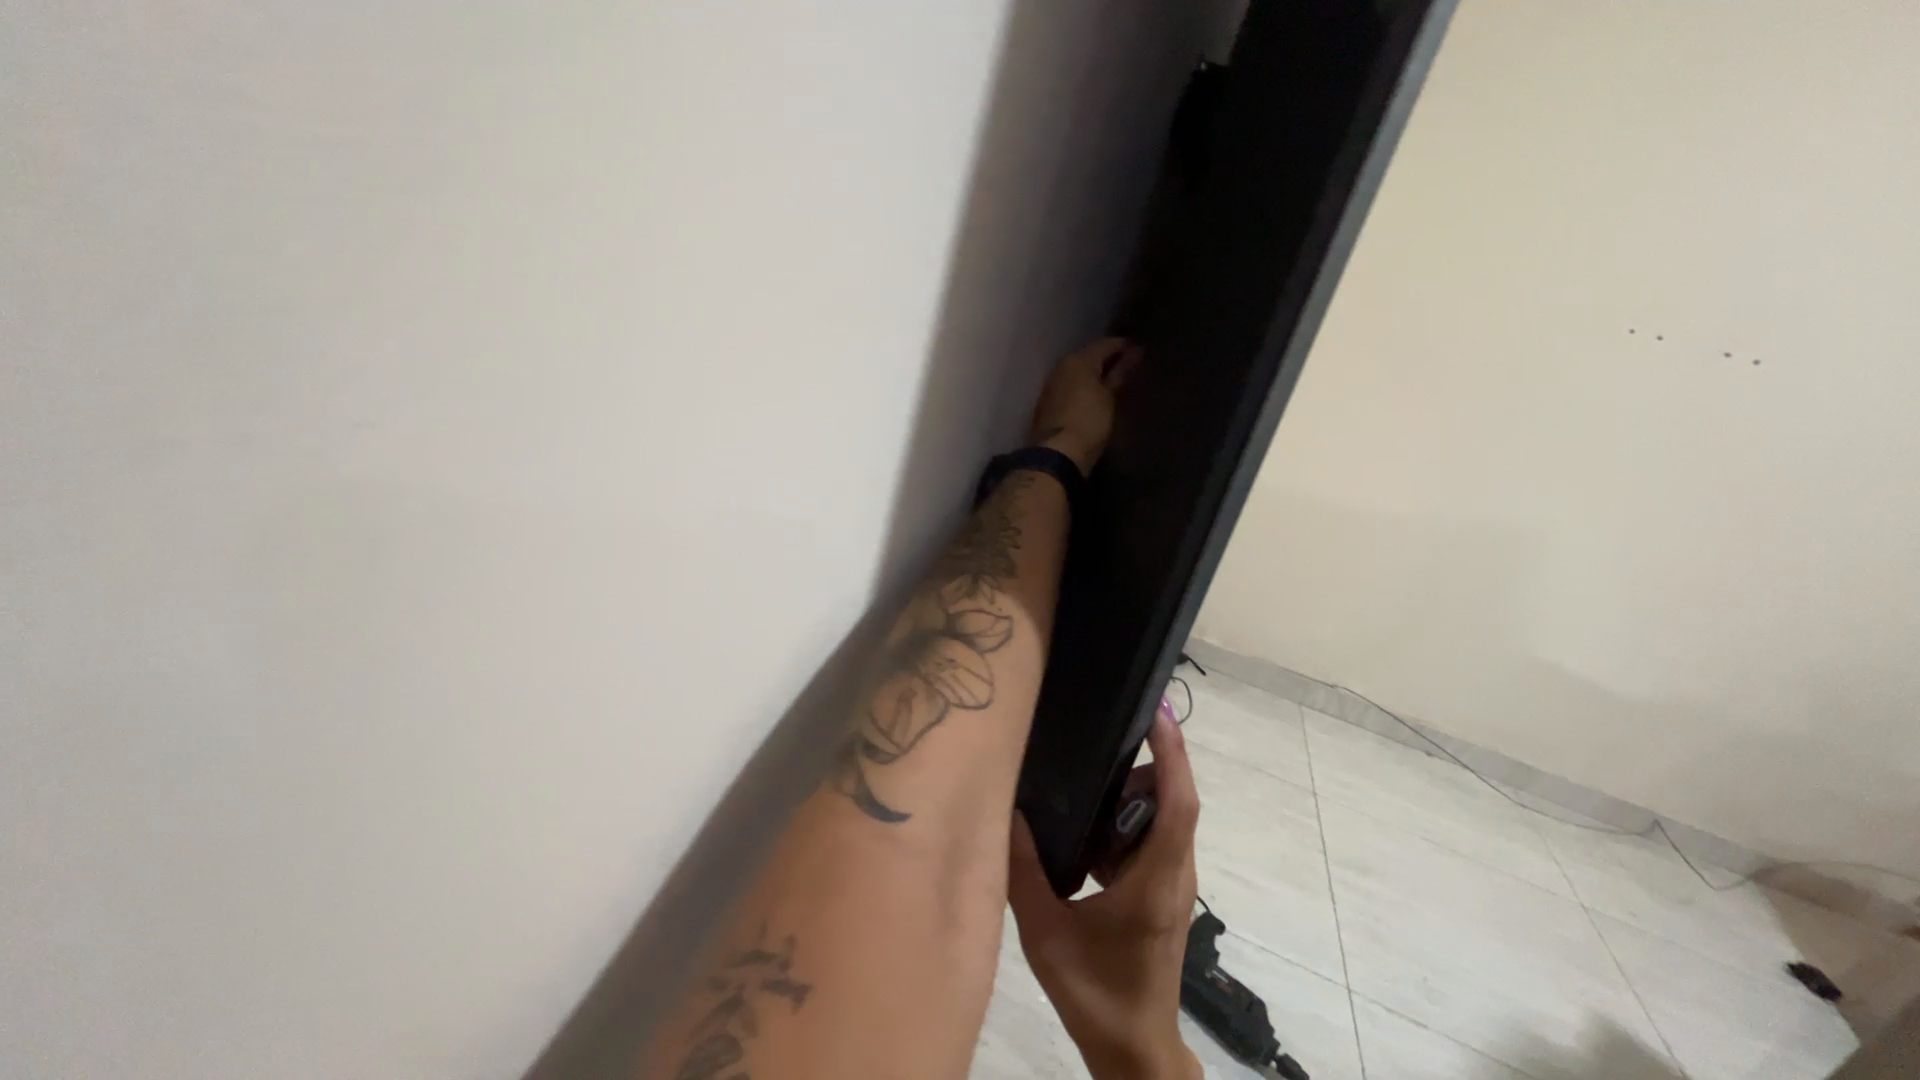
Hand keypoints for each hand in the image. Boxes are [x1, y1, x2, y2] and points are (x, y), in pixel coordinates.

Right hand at [1007, 704, 1201, 1079]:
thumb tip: (1007, 813)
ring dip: (1132, 796)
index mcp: (1157, 880)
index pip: (1178, 803)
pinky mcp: (1162, 893)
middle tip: (1097, 743)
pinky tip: (1083, 829)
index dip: (1173, 753)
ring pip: (1163, 819)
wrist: (1134, 1048)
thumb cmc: (1095, 994)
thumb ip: (1024, 872)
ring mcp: (1171, 884)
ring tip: (1084, 781)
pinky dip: (1125, 822)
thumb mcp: (1045, 935)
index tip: (1157, 710)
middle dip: (1143, 766)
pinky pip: (1150, 840)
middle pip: (1173, 801)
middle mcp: (1174, 873)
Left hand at [1029, 337, 1143, 473]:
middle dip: (1108, 360)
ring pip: (1078, 373)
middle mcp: (1062, 367)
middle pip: (1089, 357)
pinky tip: (1096, 397)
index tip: (1140, 350)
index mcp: (1078, 360)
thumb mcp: (1110, 397)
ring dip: (1095, 375)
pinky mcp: (1047, 405)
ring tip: (1116, 383)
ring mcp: (1052, 386)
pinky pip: (1070, 388)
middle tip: (1130, 367)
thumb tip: (1134, 351)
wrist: (1056, 454)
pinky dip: (1084, 388)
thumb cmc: (1089, 421)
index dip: (1124, 346)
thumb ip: (1121, 373)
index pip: (1105, 344)